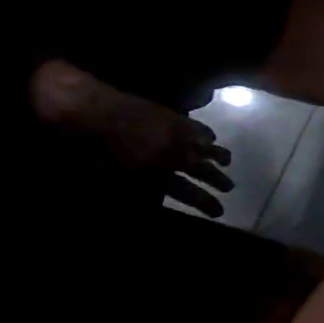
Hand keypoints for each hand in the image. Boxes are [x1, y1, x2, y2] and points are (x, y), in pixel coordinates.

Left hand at [30, 60, 235, 216]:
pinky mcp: (175, 118)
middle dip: (218, 180)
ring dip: (219, 156)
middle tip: (230, 187)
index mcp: (157, 173)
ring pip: (206, 147)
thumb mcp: (111, 178)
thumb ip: (136, 188)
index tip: (220, 210)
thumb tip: (152, 197)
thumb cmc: (93, 150)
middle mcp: (174, 155)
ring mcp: (177, 135)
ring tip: (227, 161)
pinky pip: (200, 128)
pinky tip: (210, 138)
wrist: (96, 112)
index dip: (205, 202)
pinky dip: (207, 135)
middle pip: (203, 170)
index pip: (189, 193)